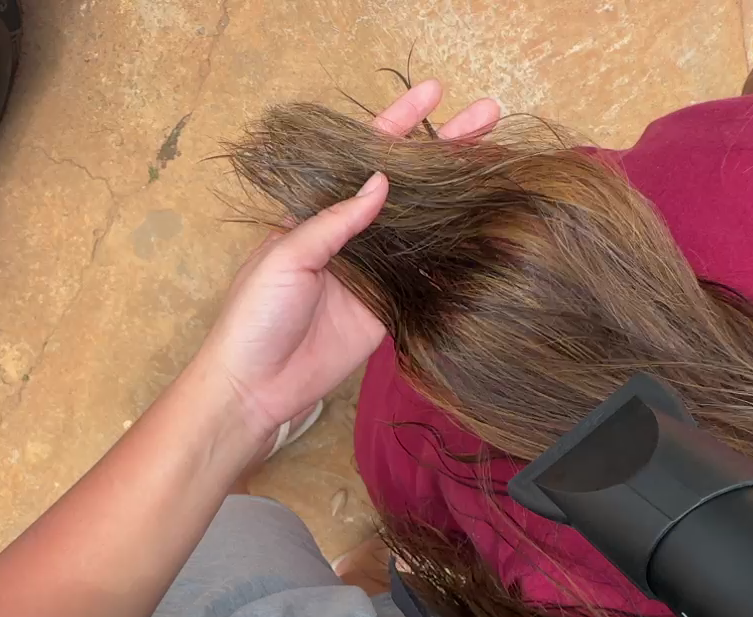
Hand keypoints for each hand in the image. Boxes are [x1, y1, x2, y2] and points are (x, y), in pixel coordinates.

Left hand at [188, 79, 499, 439]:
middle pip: (401, 189)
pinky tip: (485, 225)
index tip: (432, 93)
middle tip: (487, 117)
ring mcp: (370, 275)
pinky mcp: (385, 311)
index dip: (395, 127)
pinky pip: (423, 277)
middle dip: (441, 152)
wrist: (255, 386)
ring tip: (499, 161)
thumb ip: (333, 222)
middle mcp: (347, 241)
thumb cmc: (254, 317)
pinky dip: (451, 254)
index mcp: (314, 218)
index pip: (360, 162)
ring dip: (455, 196)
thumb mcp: (285, 258)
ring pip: (419, 227)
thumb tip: (381, 182)